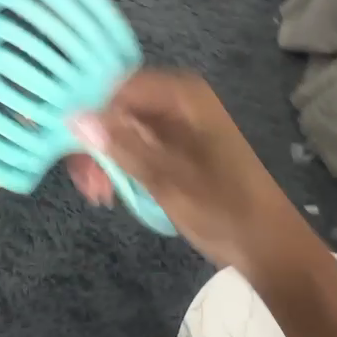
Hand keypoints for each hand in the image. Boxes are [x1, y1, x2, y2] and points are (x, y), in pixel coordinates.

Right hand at [66, 70, 313, 272]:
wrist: (273, 252)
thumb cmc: (227, 209)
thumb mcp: (169, 178)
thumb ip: (122, 145)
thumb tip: (75, 118)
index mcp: (181, 94)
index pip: (115, 84)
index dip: (86, 108)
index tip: (63, 140)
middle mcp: (175, 98)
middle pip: (113, 105)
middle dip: (93, 140)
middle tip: (84, 181)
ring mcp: (173, 121)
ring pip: (117, 126)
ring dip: (100, 156)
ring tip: (96, 193)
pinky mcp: (172, 145)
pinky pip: (130, 142)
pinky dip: (116, 163)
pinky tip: (108, 189)